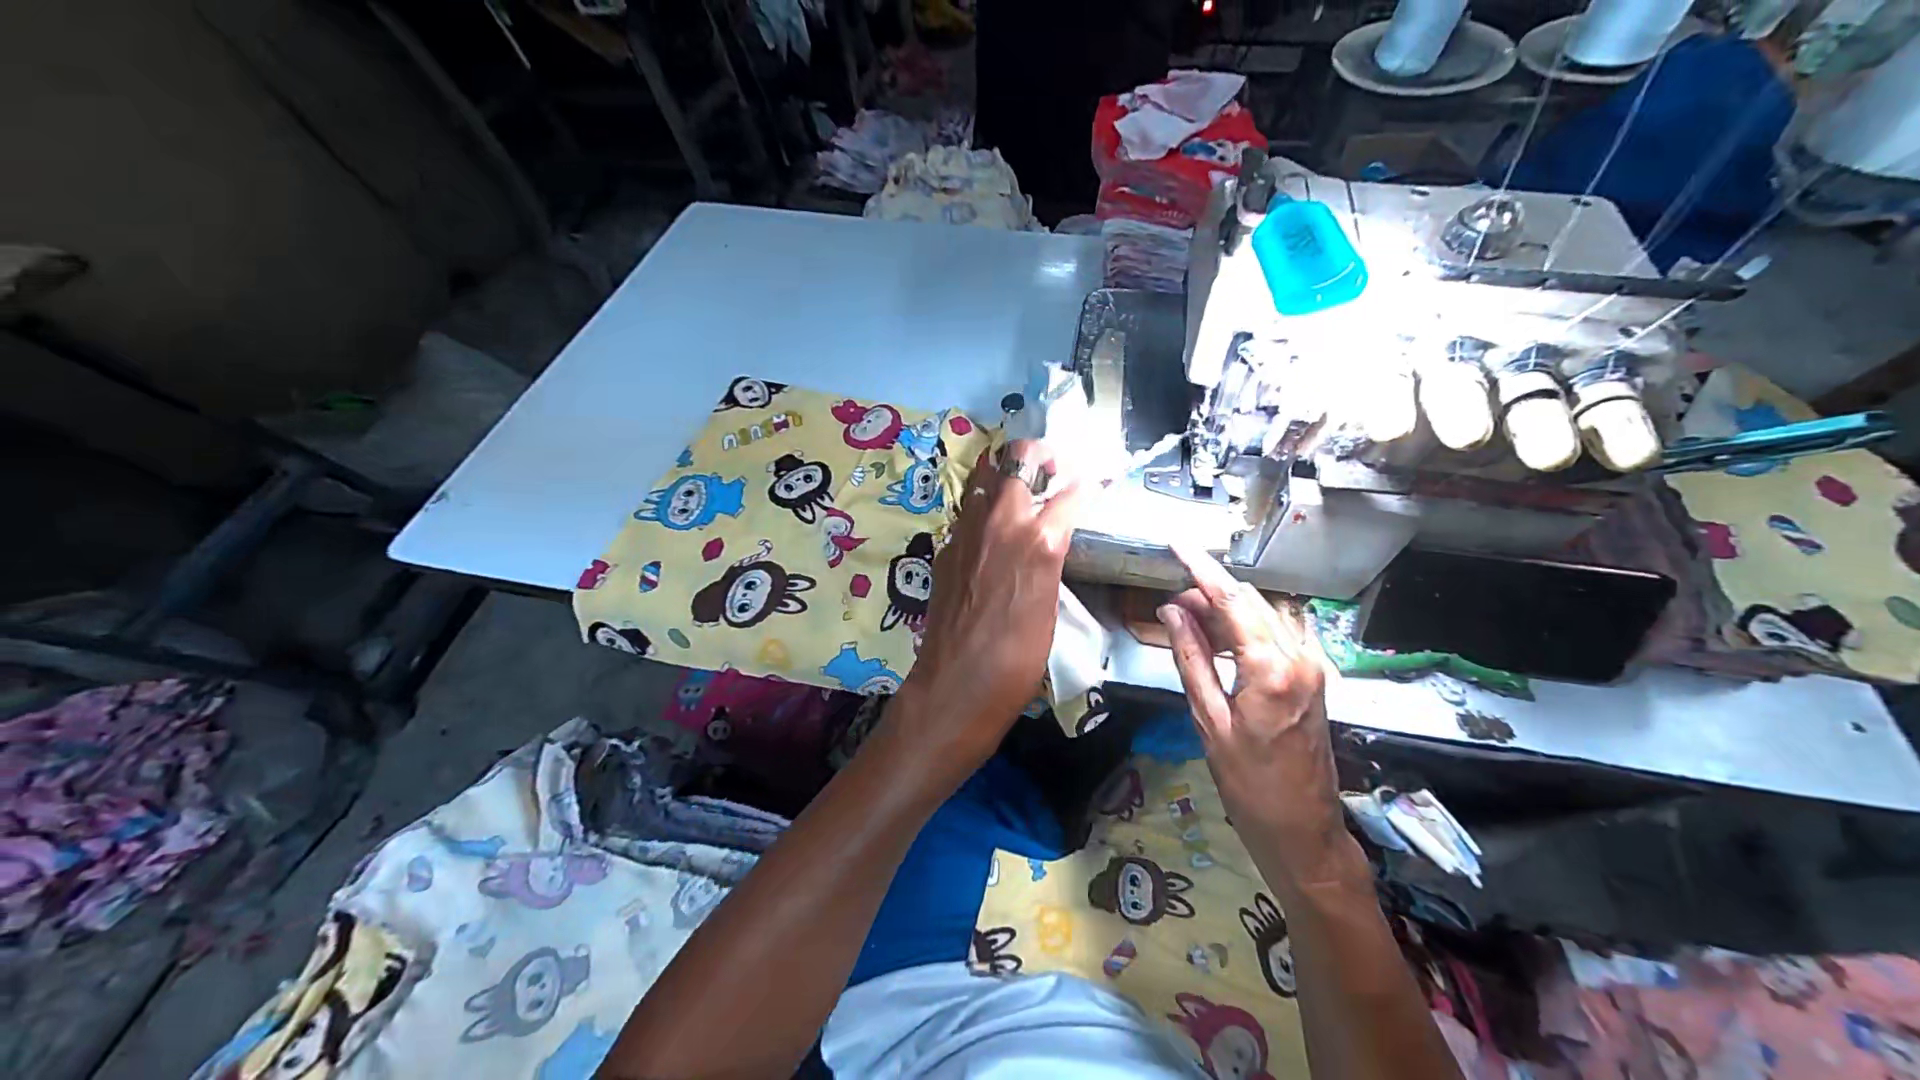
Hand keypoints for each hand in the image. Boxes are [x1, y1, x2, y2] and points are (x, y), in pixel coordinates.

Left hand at [887, 439, 1087, 777]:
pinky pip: (968, 510)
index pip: (1070, 492)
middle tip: (1052, 471)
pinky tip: (993, 530)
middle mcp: (1002, 523)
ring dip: (1006, 474)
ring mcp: (967, 531)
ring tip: (1021, 490)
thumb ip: (1050, 560)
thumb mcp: (1050, 607)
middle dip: (1040, 456)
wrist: (956, 685)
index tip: (1093, 481)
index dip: (1086, 484)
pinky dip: (984, 507)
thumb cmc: (1017, 660)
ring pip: (986, 476)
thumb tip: (1053, 537)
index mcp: (1039, 540)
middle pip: (1019, 459)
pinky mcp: (946, 547)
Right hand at [1156, 542, 1353, 892]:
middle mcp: (1300, 657)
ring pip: (1264, 614)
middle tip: (1173, 605)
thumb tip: (1173, 611)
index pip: (1231, 600)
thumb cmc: (1249, 783)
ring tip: (1191, 623)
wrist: (1302, 827)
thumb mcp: (1209, 720)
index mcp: (1271, 668)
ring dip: (1227, 609)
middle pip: (1250, 601)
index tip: (1177, 544)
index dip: (1200, 568)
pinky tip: (1223, 641)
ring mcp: (1313, 665)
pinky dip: (1247, 627)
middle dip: (1209, 592)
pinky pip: (1277, 633)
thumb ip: (1191, 658)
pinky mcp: (1315, 675)